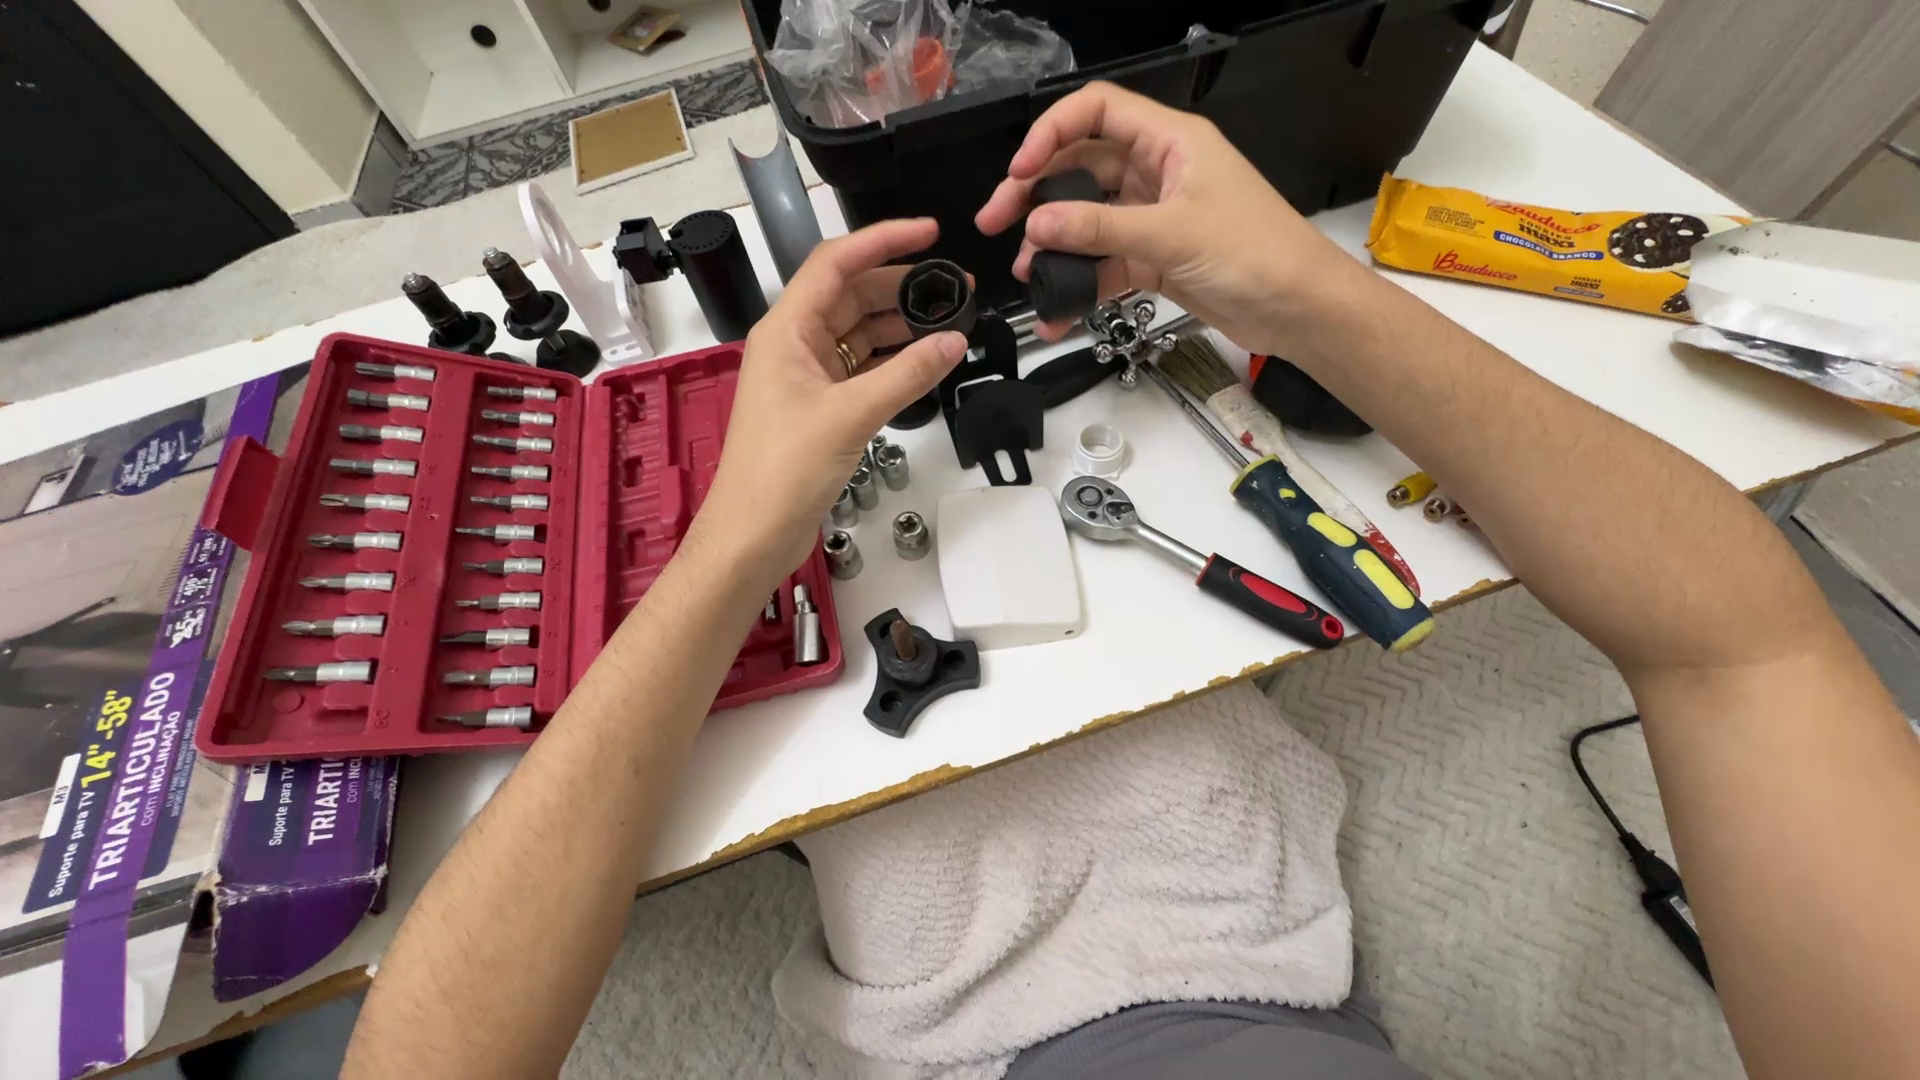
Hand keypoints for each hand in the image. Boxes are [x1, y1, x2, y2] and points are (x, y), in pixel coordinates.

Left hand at [693, 219, 967, 584]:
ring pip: (859, 333)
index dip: (882, 240)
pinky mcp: (820, 406)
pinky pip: (861, 368)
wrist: (754, 532)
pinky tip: (924, 361)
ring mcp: (807, 377)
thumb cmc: (782, 471)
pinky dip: (892, 362)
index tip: (929, 231)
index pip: (836, 263)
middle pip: (851, 295)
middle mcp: (793, 345)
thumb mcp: (849, 415)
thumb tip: (954, 341)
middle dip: (902, 286)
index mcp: (785, 330)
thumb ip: (907, 375)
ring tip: (948, 322)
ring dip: (900, 325)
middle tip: (955, 288)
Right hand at [974, 81, 1372, 354]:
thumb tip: (1036, 226)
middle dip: (1036, 196)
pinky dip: (1080, 286)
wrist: (1297, 310)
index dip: (1052, 133)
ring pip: (1088, 222)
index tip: (1019, 173)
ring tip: (1026, 273)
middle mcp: (1157, 174)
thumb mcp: (1171, 234)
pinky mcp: (1154, 260)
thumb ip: (1100, 229)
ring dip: (1054, 247)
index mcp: (1169, 142)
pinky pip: (1105, 266)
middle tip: (996, 222)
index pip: (1098, 113)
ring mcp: (1153, 219)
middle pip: (1081, 169)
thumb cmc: (1255, 252)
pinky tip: (1056, 310)